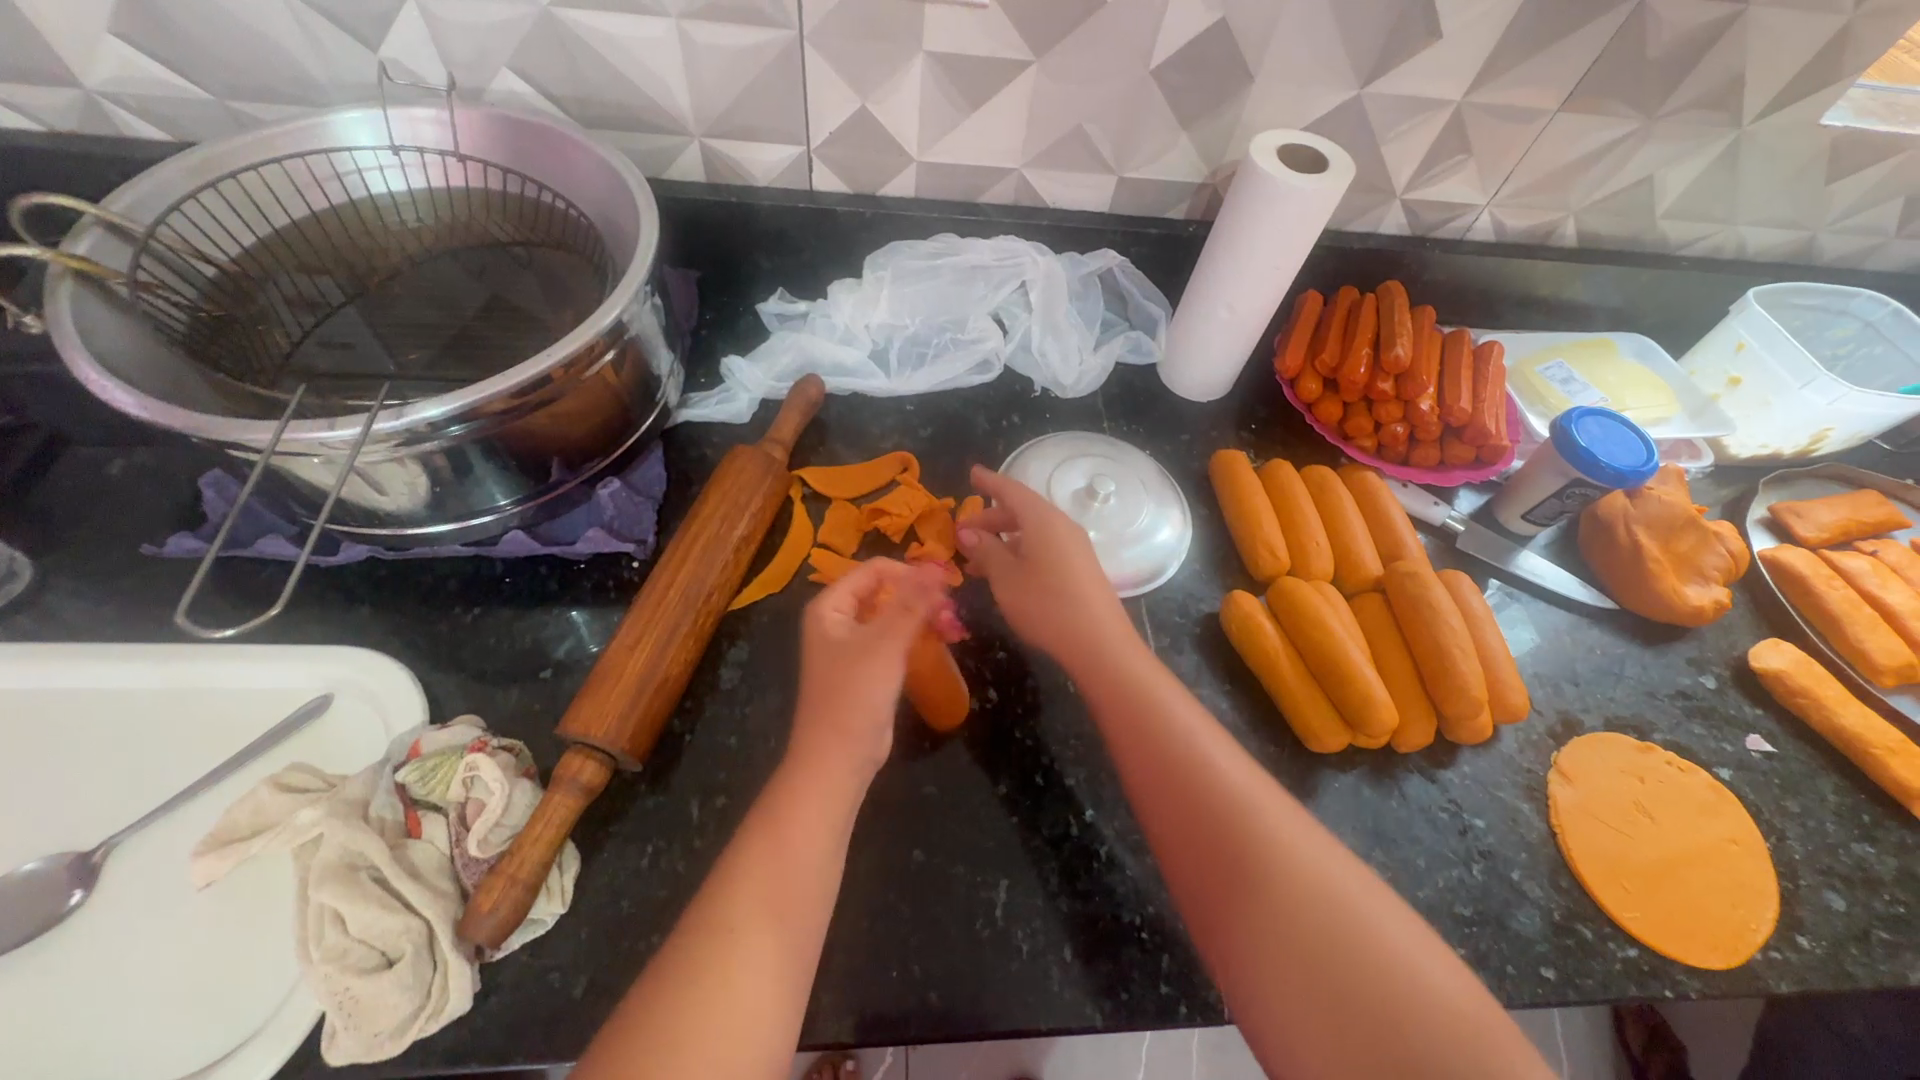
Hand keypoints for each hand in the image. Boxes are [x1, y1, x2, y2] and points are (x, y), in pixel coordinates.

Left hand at [790, 557, 952, 779]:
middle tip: (952, 613)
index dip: (909, 573)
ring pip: (893, 618)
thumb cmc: (854, 694)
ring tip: (954, 629)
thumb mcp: (884, 643)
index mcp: (829, 607)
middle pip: (885, 593)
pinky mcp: (868, 670)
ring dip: (923, 618)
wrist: (838, 758)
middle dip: (920, 598)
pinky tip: (943, 643)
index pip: (874, 570)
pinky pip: (895, 642)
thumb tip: (937, 565)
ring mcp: (852, 647)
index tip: (945, 588)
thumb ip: (912, 602)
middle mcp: (837, 621)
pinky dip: (917, 639)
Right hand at [956, 465, 1139, 670]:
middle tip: (963, 534)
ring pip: (1032, 533)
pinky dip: (1020, 553)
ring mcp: (1074, 546)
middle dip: (990, 520)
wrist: (1098, 642)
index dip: (989, 482)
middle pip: (1022, 512)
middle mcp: (1061, 525)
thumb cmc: (1046, 605)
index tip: (972, 474)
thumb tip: (968, 531)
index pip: (1011, 490)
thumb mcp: (1006, 578)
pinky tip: (1005, 575)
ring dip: (1003, 542)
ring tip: (976, 563)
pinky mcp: (1080, 567)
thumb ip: (985, 550)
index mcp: (1043, 519)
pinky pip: (1044, 548)